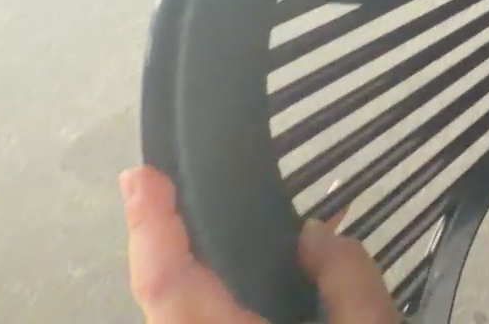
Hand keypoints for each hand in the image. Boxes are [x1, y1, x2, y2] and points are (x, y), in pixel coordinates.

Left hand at [122, 166, 398, 323]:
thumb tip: (312, 233)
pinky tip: (293, 266)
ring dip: (206, 266)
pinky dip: (231, 290)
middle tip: (173, 189)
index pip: (171, 285)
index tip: (142, 179)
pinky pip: (216, 320)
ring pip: (191, 313)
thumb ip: (346, 274)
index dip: (151, 229)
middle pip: (169, 297)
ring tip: (263, 223)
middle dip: (172, 240)